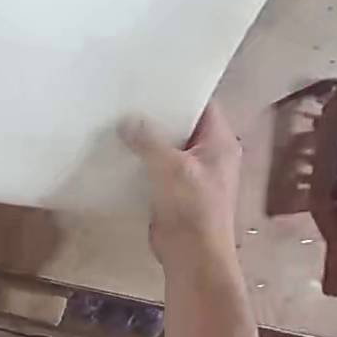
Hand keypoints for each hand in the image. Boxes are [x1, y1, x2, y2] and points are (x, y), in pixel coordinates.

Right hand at [120, 104, 243, 269]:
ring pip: (166, 150)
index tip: (151, 81)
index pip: (202, 105)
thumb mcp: (170, 166)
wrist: (192, 255)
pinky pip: (155, 171)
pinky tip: (117, 155)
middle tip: (126, 100)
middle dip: (156, 116)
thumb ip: (148, 140)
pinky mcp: (173, 193)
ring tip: (116, 123)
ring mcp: (191, 175)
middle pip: (182, 127)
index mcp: (220, 142)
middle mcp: (208, 155)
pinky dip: (140, 163)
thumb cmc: (191, 207)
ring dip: (145, 141)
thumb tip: (127, 119)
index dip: (179, 92)